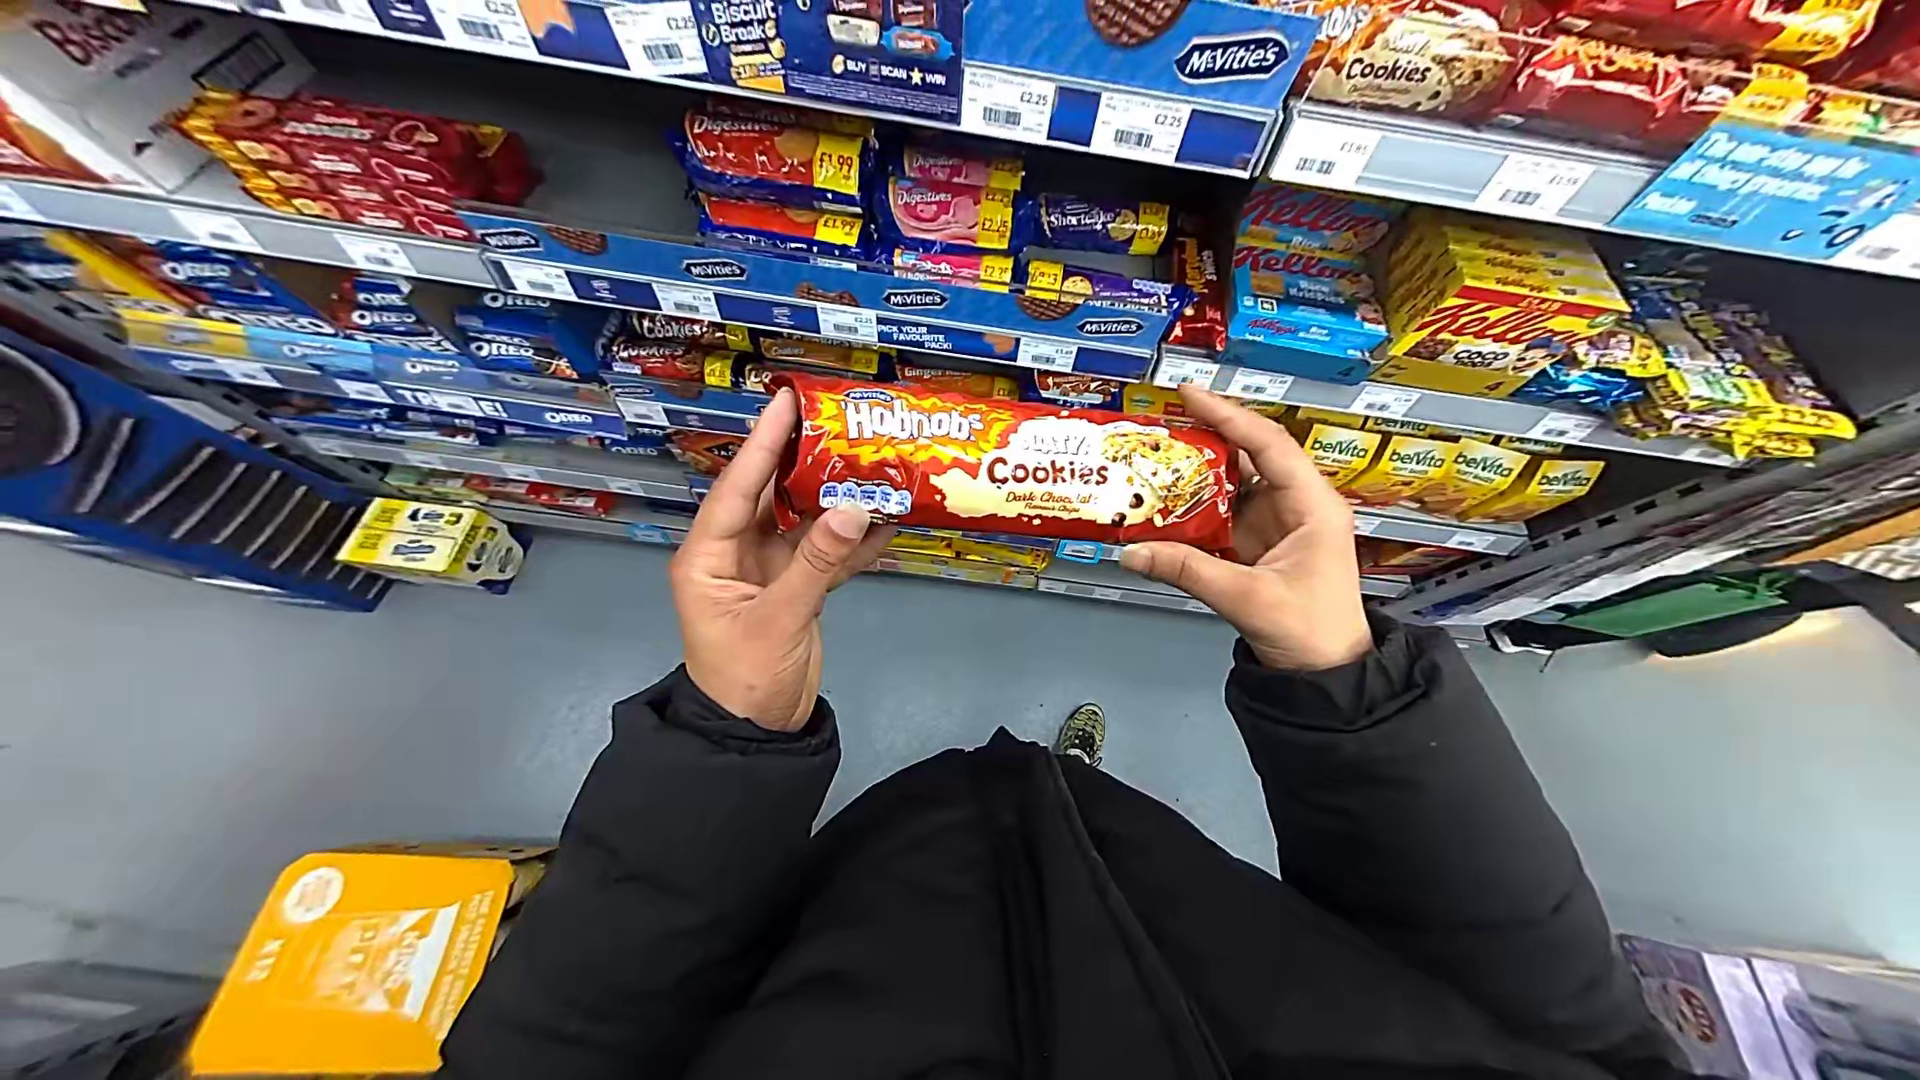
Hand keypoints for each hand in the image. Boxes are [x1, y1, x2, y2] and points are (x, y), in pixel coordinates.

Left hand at [670, 387, 895, 730]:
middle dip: (799, 462)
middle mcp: (736, 554)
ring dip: (834, 502)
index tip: (784, 404)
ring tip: (867, 465)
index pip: (736, 489)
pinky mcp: (796, 589)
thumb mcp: (778, 619)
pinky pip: (825, 556)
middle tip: (831, 422)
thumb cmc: (745, 678)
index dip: (760, 445)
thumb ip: (816, 563)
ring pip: (803, 524)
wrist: (757, 734)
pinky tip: (884, 524)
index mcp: (710, 556)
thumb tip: (854, 509)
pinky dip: (852, 545)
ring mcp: (769, 571)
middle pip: (769, 497)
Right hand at [1120, 386, 1371, 671]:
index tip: (1190, 395)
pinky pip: (1219, 510)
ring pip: (1230, 481)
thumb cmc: (1313, 631)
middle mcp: (1295, 505)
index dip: (1228, 416)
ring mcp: (1273, 521)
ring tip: (1156, 455)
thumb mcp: (1247, 598)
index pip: (1268, 445)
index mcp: (1312, 507)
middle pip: (1247, 454)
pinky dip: (1192, 503)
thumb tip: (1134, 551)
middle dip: (1205, 435)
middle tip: (1163, 422)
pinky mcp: (1255, 539)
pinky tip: (1166, 499)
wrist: (1325, 669)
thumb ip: (1187, 570)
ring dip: (1195, 470)